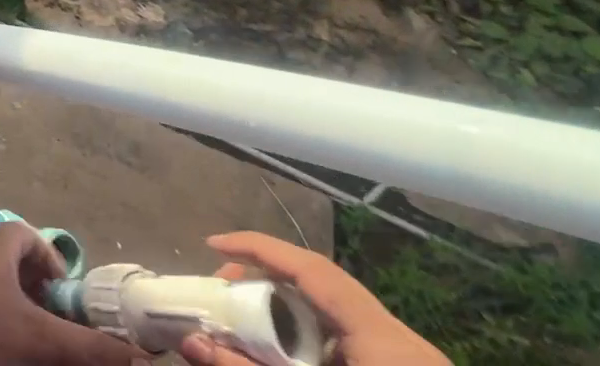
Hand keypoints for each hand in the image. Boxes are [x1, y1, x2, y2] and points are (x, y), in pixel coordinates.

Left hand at [0, 224, 143, 365]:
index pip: (28, 235)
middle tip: (50, 324)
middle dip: (33, 289)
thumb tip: (142, 357)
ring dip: (6, 302)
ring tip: (22, 338)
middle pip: (5, 256)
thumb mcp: (38, 342)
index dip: (53, 263)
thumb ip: (91, 349)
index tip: (68, 299)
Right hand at [178, 232, 447, 365]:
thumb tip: (190, 340)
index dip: (260, 248)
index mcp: (386, 342)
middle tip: (220, 291)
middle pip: (323, 289)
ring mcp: (409, 362)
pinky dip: (306, 340)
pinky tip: (280, 354)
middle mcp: (402, 343)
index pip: (315, 270)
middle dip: (266, 280)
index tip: (212, 245)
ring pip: (334, 317)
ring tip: (242, 324)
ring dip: (283, 312)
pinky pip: (348, 344)